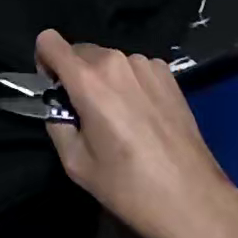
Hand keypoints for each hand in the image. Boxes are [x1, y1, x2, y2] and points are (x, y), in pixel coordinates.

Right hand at [35, 31, 237, 237]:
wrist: (193, 197)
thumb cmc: (129, 187)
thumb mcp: (77, 164)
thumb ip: (57, 123)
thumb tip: (56, 104)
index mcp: (89, 79)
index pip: (50, 41)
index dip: (44, 62)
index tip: (54, 90)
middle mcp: (117, 60)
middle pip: (80, 52)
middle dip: (75, 76)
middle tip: (86, 117)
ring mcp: (146, 63)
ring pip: (109, 61)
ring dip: (104, 81)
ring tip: (120, 121)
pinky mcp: (167, 72)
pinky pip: (134, 69)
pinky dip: (130, 85)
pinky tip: (143, 118)